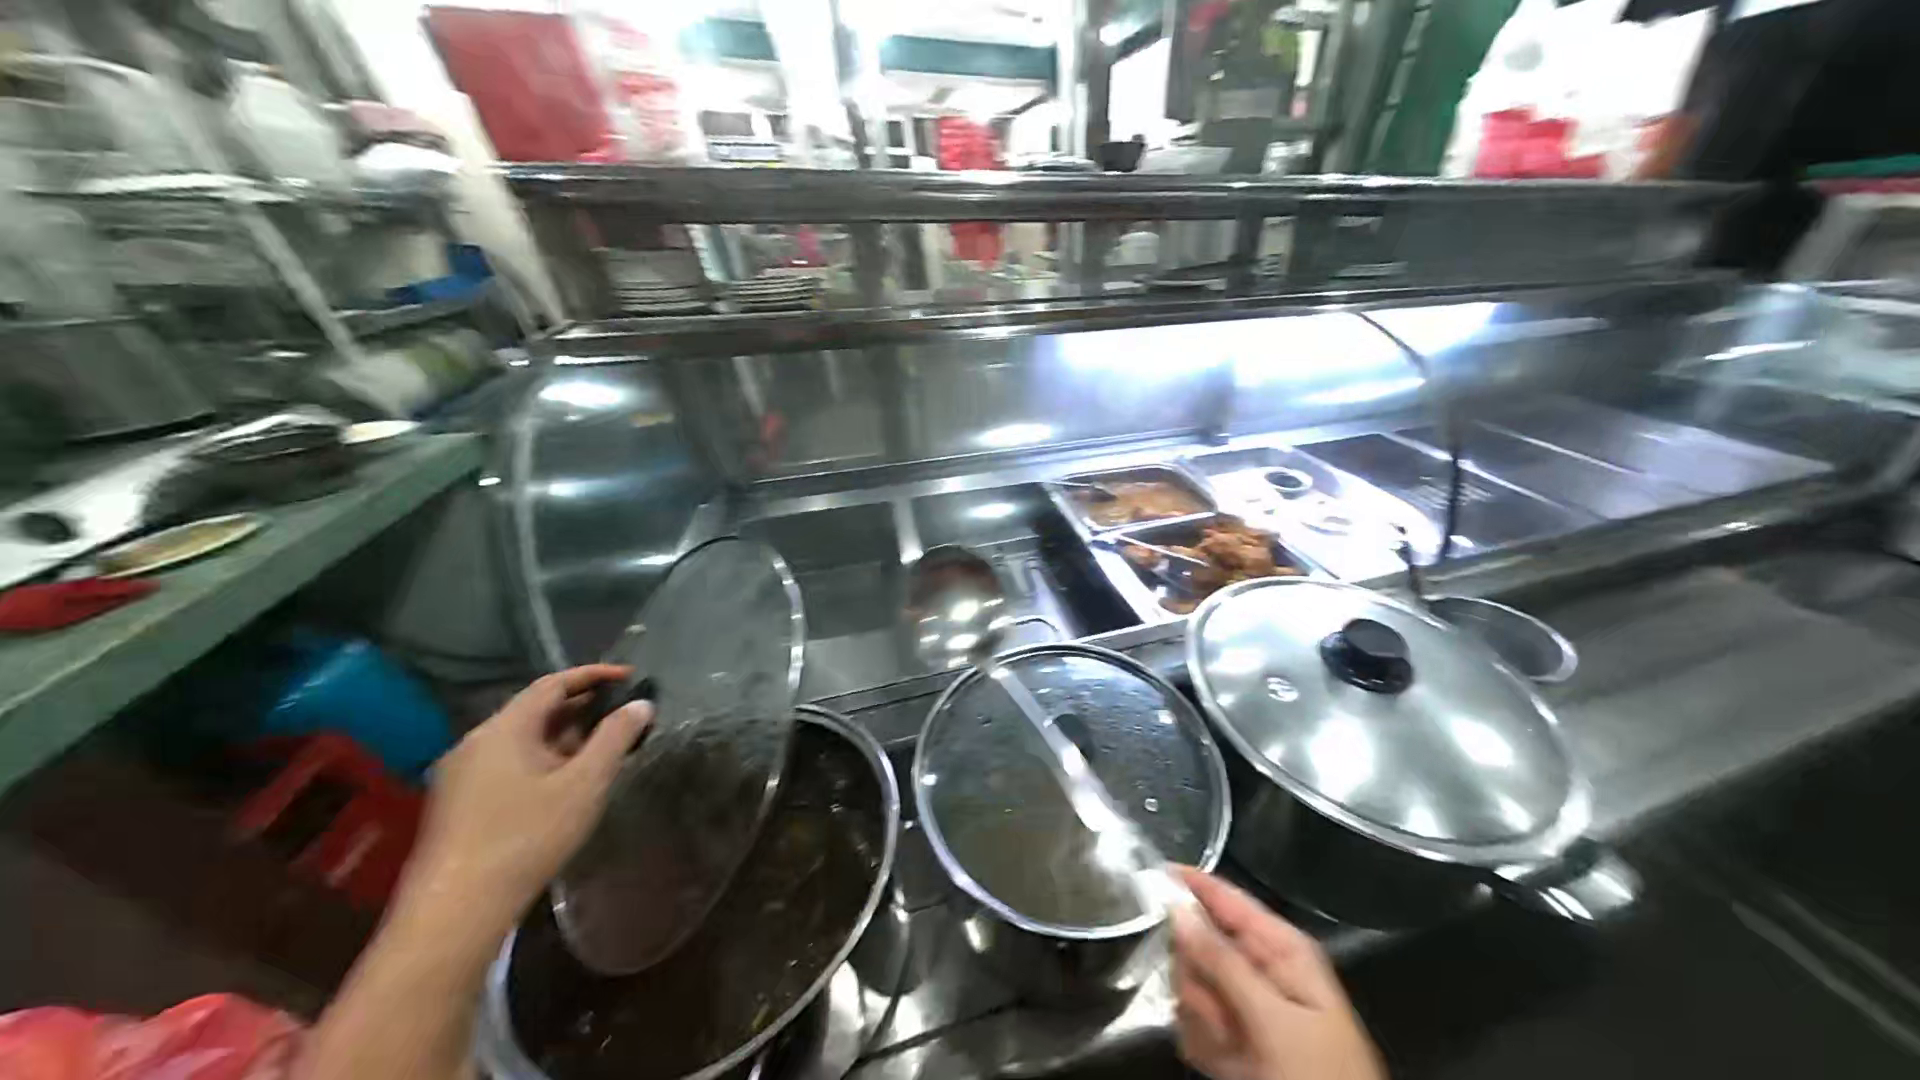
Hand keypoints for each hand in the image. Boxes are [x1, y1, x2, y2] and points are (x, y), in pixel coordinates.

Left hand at [400, 665, 652, 940]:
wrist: (455, 911)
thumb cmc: (526, 837)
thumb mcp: (584, 784)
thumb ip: (616, 738)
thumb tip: (640, 704)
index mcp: (503, 729)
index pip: (552, 684)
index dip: (593, 676)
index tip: (630, 677)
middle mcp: (476, 742)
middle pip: (535, 709)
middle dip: (582, 707)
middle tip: (622, 713)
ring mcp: (461, 774)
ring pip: (522, 738)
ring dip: (564, 735)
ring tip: (602, 746)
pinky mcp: (458, 802)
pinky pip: (508, 762)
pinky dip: (543, 757)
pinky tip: (565, 780)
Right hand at [1170, 867, 1384, 1079]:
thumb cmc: (1320, 1079)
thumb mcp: (1274, 1021)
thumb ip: (1223, 963)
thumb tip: (1177, 907)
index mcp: (1282, 949)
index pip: (1228, 898)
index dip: (1191, 883)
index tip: (1152, 874)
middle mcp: (1262, 967)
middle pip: (1200, 942)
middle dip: (1196, 977)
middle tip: (1213, 1012)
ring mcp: (1247, 1004)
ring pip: (1192, 983)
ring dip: (1200, 1016)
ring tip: (1228, 1046)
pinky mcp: (1235, 1038)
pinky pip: (1194, 1020)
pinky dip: (1202, 1042)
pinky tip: (1224, 1064)